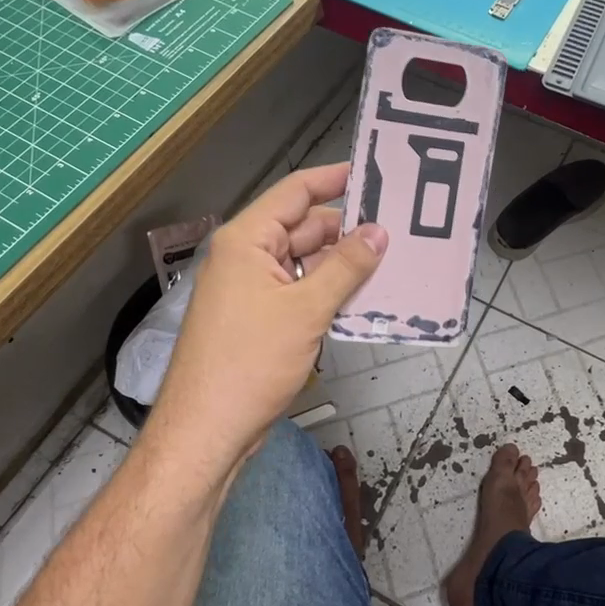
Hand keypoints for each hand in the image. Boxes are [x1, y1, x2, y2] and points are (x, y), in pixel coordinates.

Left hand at [148, 163, 387, 473]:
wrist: (206, 433)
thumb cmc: (250, 362)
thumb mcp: (307, 309)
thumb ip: (346, 266)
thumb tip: (379, 231)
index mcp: (247, 240)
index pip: (294, 192)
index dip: (333, 179)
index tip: (373, 173)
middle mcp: (246, 257)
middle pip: (303, 228)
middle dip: (347, 229)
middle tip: (398, 226)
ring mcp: (251, 290)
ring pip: (305, 263)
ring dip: (342, 264)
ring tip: (392, 261)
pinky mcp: (258, 320)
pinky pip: (299, 292)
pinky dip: (328, 292)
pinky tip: (365, 299)